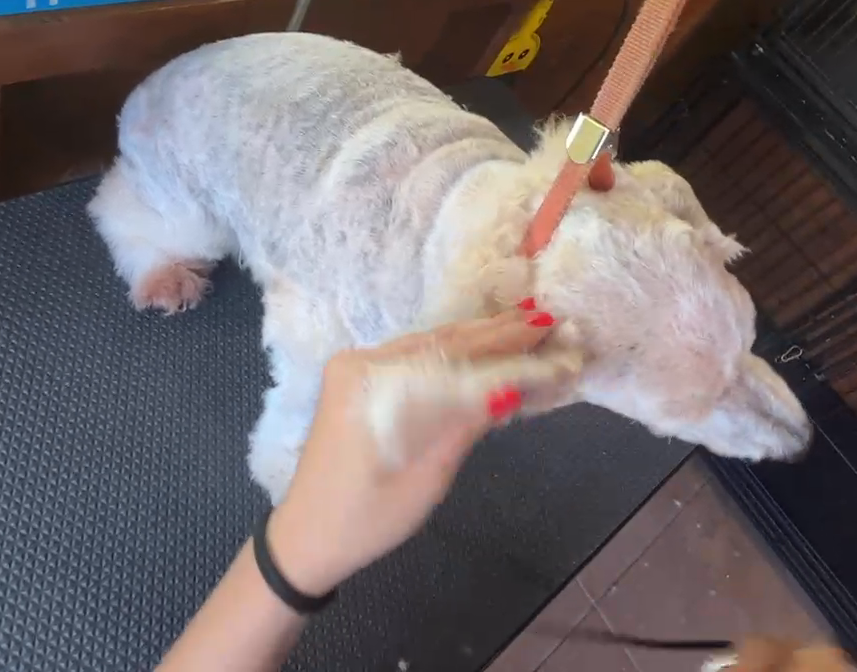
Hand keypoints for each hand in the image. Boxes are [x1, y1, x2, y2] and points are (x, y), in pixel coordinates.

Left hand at [263, 308, 554, 593]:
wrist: (308, 536)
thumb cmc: (370, 516)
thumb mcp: (429, 474)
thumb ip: (469, 420)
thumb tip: (518, 383)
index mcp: (373, 381)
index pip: (454, 359)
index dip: (506, 350)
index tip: (548, 336)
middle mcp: (363, 360)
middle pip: (441, 343)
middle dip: (496, 333)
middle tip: (545, 320)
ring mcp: (359, 365)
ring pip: (430, 346)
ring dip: (478, 339)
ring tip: (524, 326)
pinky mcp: (361, 376)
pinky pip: (415, 357)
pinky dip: (453, 354)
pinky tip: (483, 346)